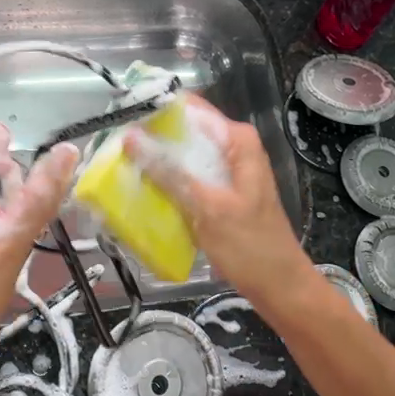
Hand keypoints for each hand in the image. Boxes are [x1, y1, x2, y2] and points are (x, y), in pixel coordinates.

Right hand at [123, 94, 316, 311]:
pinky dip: (170, 183)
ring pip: (186, 155)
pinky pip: (190, 177)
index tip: (123, 117)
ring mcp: (229, 170)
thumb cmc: (249, 246)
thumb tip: (131, 137)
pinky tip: (144, 191)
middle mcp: (234, 147)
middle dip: (154, 138)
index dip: (158, 110)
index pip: (192, 108)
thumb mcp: (207, 207)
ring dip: (158, 162)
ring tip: (121, 166)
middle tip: (115, 147)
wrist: (280, 287)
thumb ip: (169, 172)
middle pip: (187, 131)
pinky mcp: (222, 192)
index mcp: (237, 139)